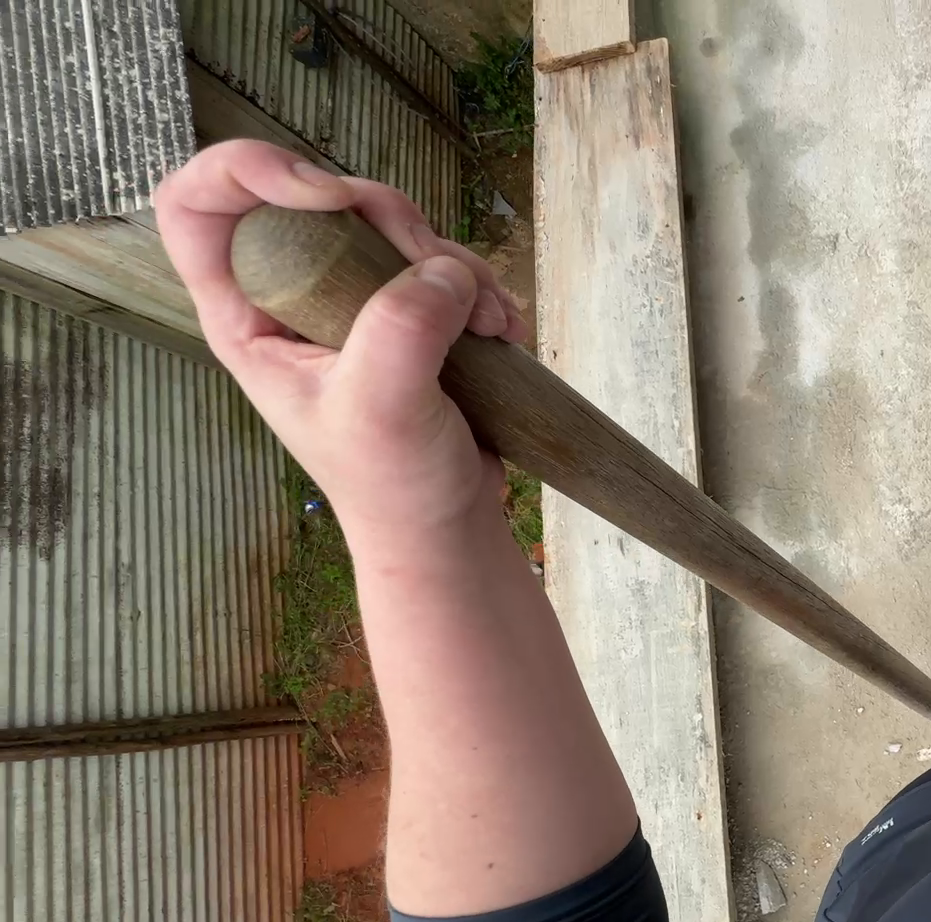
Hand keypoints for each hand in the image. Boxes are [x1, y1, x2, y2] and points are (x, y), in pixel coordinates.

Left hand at [152, 140, 529, 545]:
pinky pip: (454, 275)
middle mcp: (306, 302)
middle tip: (445, 275)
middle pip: (333, 209)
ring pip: (406, 239)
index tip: (330, 199)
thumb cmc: (395, 481)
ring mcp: (370, 311)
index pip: (207, 207)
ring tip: (493, 326)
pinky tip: (506, 332)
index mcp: (252, 317)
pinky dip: (488, 293)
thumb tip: (446, 270)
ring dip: (462, 269)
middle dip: (399, 227)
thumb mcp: (383, 406)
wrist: (450, 520)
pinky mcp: (425, 325)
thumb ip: (403, 329)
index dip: (253, 174)